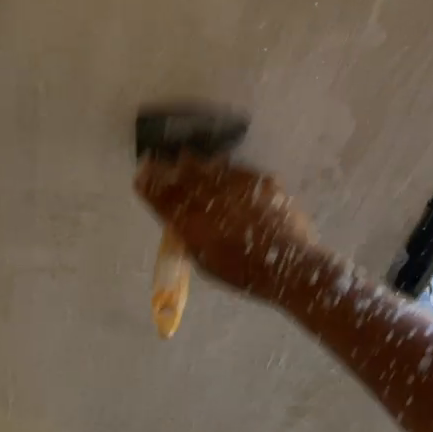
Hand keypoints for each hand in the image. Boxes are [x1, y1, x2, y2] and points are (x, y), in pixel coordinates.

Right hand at [135, 154, 315, 301]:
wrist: (291, 268)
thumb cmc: (244, 274)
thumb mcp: (204, 261)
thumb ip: (188, 234)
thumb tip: (176, 217)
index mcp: (193, 225)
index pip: (161, 195)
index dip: (148, 182)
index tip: (141, 172)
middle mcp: (213, 201)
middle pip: (182, 173)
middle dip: (168, 165)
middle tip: (159, 157)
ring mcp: (239, 187)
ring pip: (209, 166)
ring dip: (196, 164)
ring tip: (188, 161)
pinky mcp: (261, 181)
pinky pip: (237, 171)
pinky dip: (227, 173)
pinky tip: (225, 176)